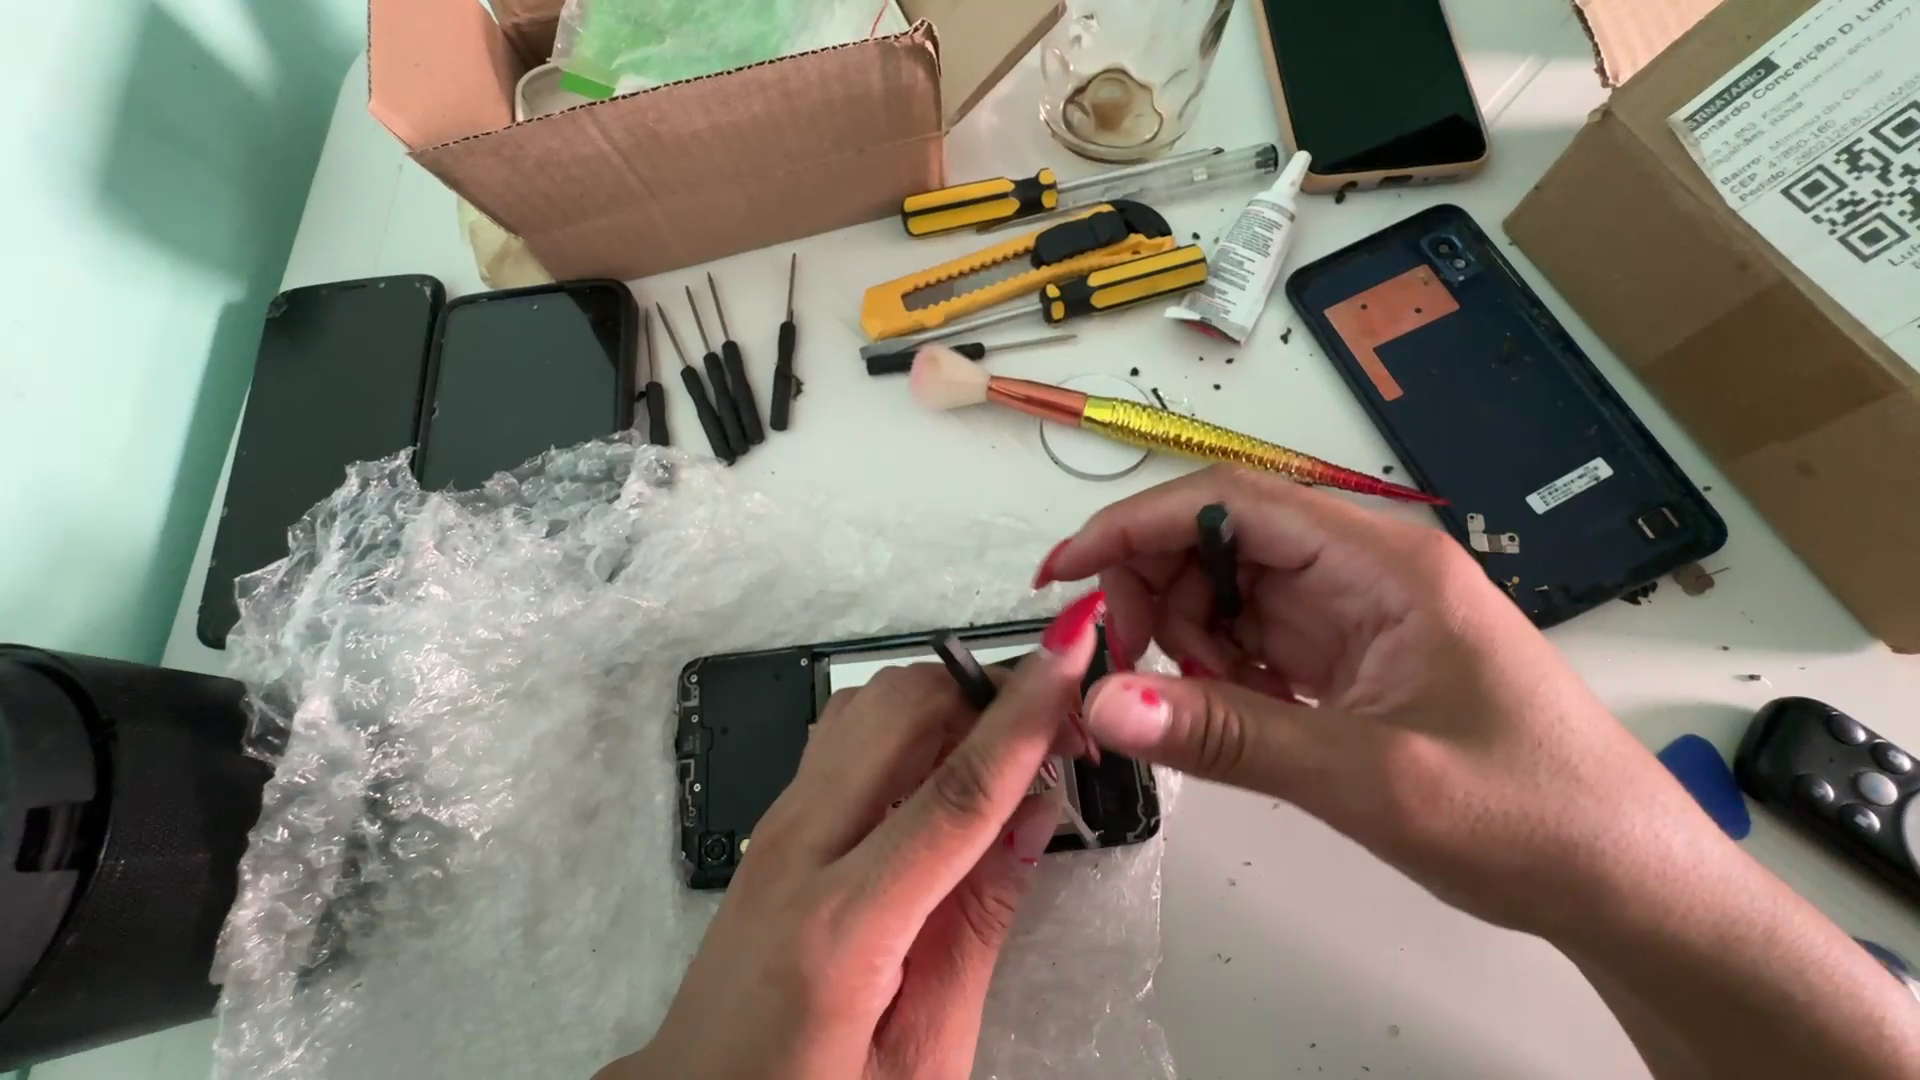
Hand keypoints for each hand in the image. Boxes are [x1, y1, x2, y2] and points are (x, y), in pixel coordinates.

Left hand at [599, 591, 1105, 1079]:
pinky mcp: (777, 812)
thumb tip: (1033, 813)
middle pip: (905, 712)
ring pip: (874, 701)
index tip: (1069, 656)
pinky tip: (944, 757)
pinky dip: (912, 713)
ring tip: (1010, 742)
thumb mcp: (923, 1053)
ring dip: (953, 696)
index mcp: (844, 926)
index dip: (1022, 719)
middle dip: (993, 691)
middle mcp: (799, 846)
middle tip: (1063, 729)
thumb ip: (980, 924)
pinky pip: (850, 725)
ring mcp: (779, 820)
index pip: (955, 794)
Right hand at [1034, 467, 1711, 935]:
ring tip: (1196, 705)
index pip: (1228, 503)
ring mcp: (1350, 613)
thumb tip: (1100, 704)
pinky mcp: (1343, 655)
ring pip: (1223, 592)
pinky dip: (1213, 670)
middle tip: (1123, 664)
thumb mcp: (1372, 778)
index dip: (1133, 524)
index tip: (1063, 572)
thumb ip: (1230, 737)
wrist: (1629, 890)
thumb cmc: (1531, 818)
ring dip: (1183, 639)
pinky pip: (1247, 639)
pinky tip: (1227, 713)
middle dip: (1152, 591)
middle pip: (1216, 542)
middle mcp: (1360, 570)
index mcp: (1381, 563)